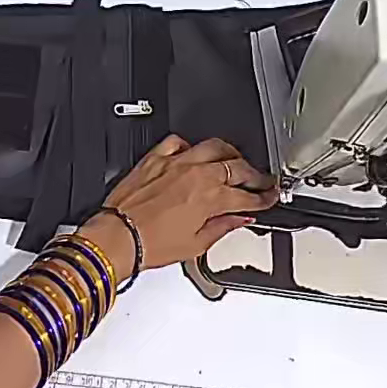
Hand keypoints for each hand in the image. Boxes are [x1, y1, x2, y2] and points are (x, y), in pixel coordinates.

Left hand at [77, 135, 276, 274]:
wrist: (117, 237)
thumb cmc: (150, 243)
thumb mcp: (196, 245)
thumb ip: (223, 227)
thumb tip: (238, 219)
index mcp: (211, 198)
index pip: (247, 196)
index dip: (263, 198)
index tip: (269, 198)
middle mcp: (197, 175)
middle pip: (238, 167)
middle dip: (255, 175)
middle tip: (261, 181)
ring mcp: (176, 163)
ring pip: (214, 146)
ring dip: (230, 154)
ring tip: (235, 161)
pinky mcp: (156, 159)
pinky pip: (178, 141)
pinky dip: (189, 145)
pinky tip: (193, 152)